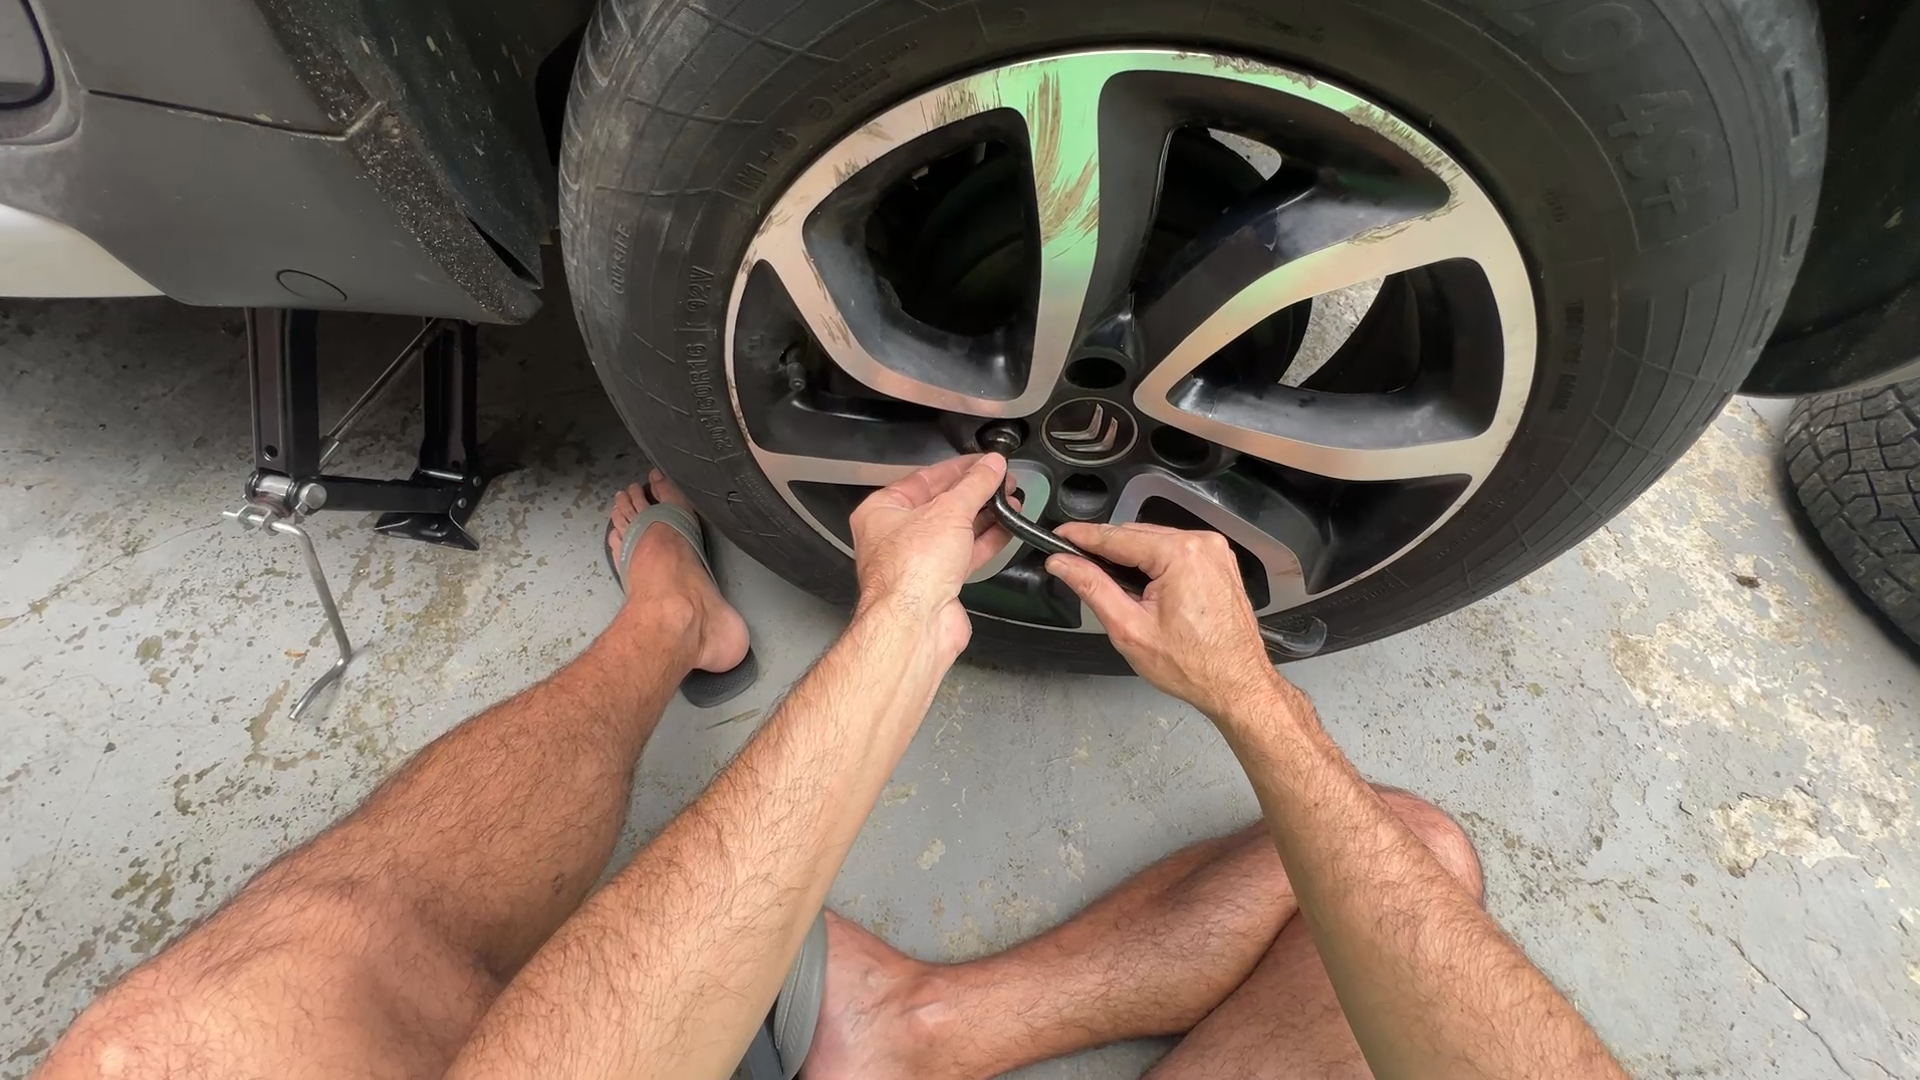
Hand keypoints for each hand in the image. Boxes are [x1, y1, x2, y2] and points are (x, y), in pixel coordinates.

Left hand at [849, 454, 1012, 649]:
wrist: (916, 624)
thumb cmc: (910, 571)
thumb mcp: (949, 512)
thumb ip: (974, 485)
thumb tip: (991, 467)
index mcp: (882, 511)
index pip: (925, 479)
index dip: (958, 468)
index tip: (984, 462)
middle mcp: (896, 536)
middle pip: (941, 504)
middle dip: (975, 493)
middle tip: (1001, 481)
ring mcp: (918, 561)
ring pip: (955, 531)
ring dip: (985, 516)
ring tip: (1010, 502)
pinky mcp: (939, 582)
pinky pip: (965, 555)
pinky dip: (986, 541)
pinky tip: (1006, 529)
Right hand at [1045, 523, 1287, 718]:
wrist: (1237, 686)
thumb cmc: (1192, 665)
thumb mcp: (1129, 628)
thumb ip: (1092, 587)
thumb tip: (1063, 563)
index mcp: (1179, 554)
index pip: (1116, 537)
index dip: (1081, 537)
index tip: (1057, 537)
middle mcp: (1201, 544)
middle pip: (1134, 535)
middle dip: (1104, 550)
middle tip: (1074, 564)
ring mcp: (1213, 551)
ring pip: (1153, 541)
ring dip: (1128, 557)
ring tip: (1109, 582)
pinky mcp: (1218, 562)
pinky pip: (1174, 550)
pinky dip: (1152, 562)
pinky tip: (1140, 585)